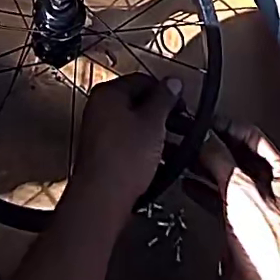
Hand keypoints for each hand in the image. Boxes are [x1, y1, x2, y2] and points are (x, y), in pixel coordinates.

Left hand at [69, 74, 178, 215]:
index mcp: (108, 93)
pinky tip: (159, 161)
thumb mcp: (153, 123)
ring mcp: (98, 131)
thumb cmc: (123, 159)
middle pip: (137, 102)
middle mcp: (99, 108)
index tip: (180, 103)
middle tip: (180, 124)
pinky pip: (127, 142)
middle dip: (161, 114)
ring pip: (133, 124)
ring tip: (175, 146)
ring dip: (155, 133)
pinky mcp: (102, 153)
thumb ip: (164, 99)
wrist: (102, 198)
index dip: (165, 91)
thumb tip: (172, 83)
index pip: (141, 80)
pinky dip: (144, 147)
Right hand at [198, 119, 279, 279]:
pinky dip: (203, 189)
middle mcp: (271, 191)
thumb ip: (220, 158)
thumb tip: (204, 136)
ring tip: (185, 154)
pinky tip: (189, 183)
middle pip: (239, 156)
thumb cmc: (273, 251)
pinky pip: (219, 199)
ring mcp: (257, 210)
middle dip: (214, 145)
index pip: (253, 136)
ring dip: (205, 165)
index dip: (228, 124)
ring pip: (227, 176)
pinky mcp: (242, 229)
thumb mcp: (241, 190)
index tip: (206, 120)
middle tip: (191, 136)